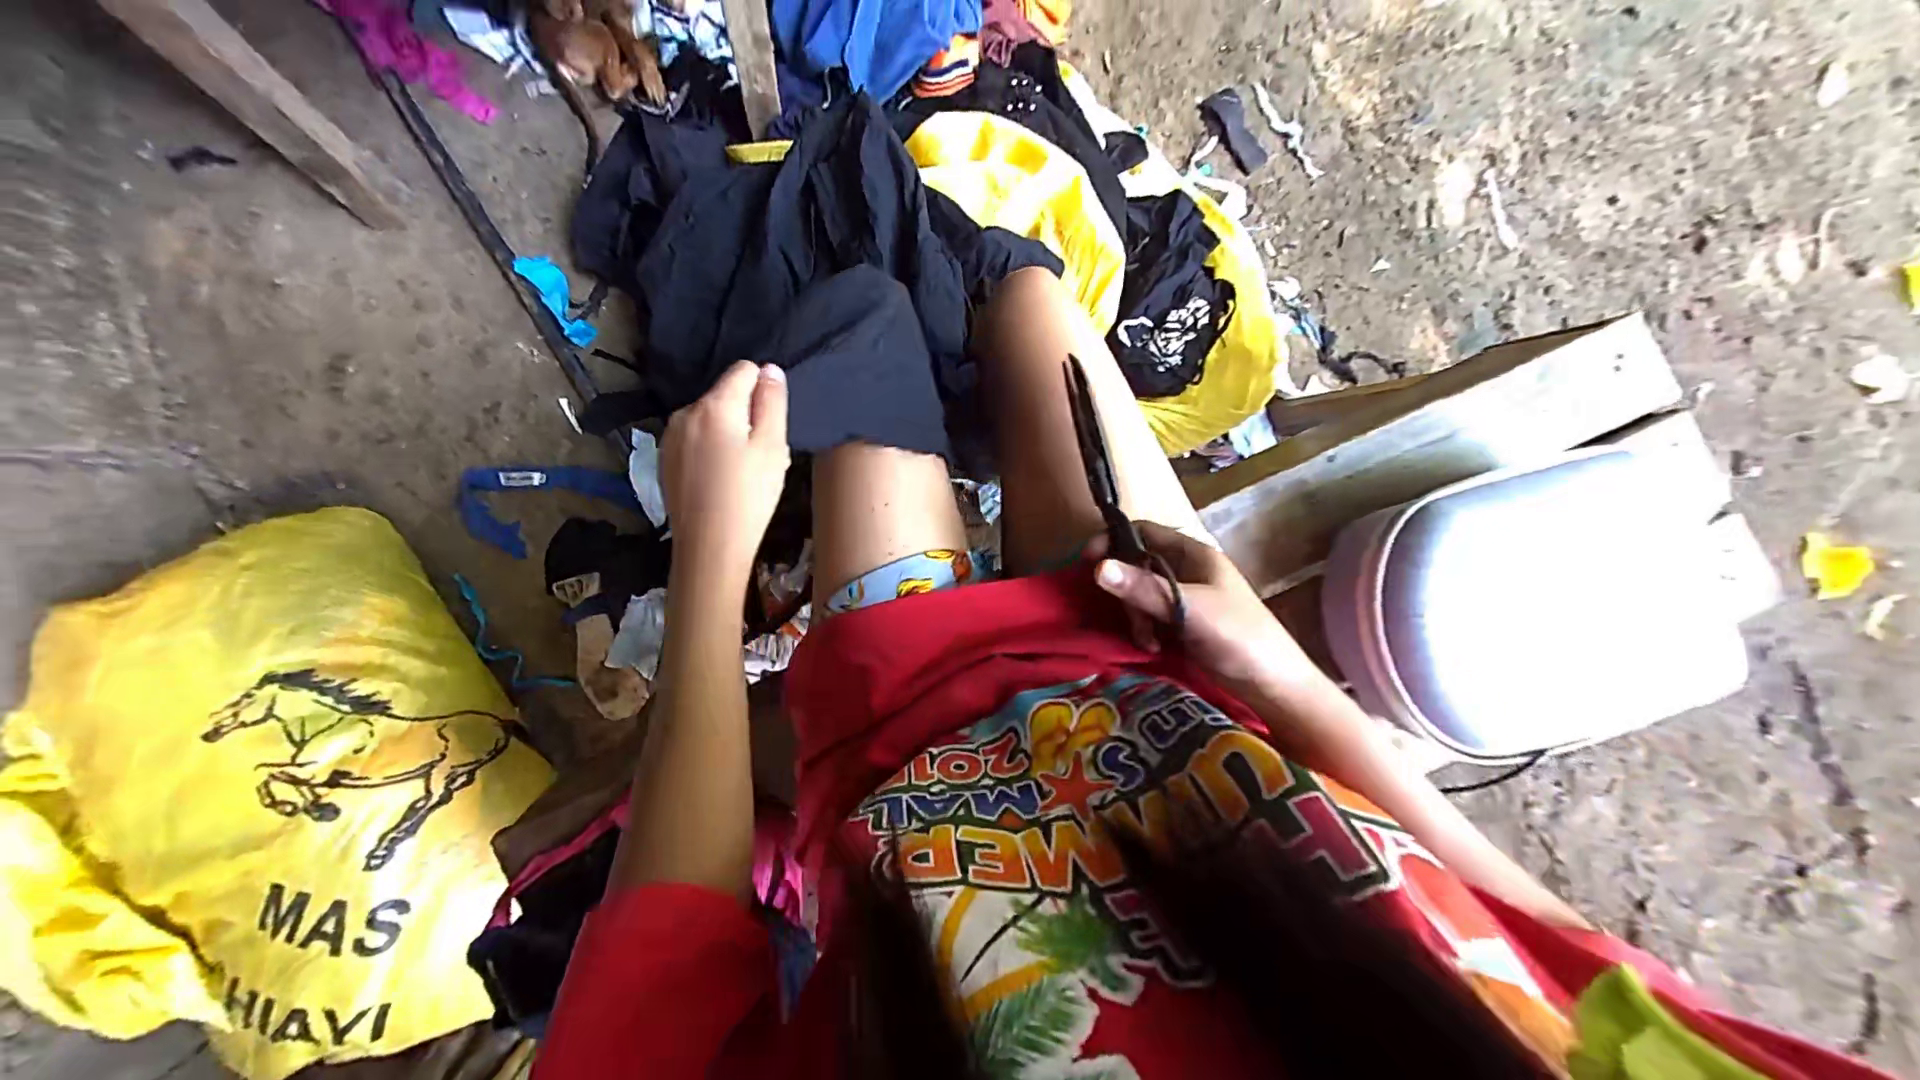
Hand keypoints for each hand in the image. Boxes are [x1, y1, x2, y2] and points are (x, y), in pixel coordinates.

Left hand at [662, 361, 789, 589]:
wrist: (708, 546)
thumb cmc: (749, 497)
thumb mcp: (773, 448)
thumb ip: (772, 402)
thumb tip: (769, 369)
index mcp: (715, 405)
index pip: (745, 370)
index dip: (765, 392)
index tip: (772, 427)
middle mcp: (686, 412)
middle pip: (727, 396)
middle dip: (748, 416)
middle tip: (762, 457)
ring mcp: (671, 436)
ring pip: (711, 419)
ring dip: (730, 434)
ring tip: (743, 473)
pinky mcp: (665, 459)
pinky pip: (696, 439)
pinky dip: (712, 450)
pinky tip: (721, 481)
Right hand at [1087, 521, 1331, 705]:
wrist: (1272, 685)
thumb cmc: (1239, 636)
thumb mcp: (1189, 609)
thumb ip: (1144, 588)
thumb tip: (1097, 566)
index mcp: (1193, 553)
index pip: (1142, 531)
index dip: (1113, 541)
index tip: (1089, 562)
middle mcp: (1186, 570)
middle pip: (1135, 565)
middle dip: (1127, 592)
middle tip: (1134, 619)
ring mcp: (1183, 597)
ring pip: (1138, 593)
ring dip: (1135, 616)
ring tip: (1148, 640)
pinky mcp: (1180, 623)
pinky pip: (1147, 616)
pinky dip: (1144, 630)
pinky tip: (1153, 647)